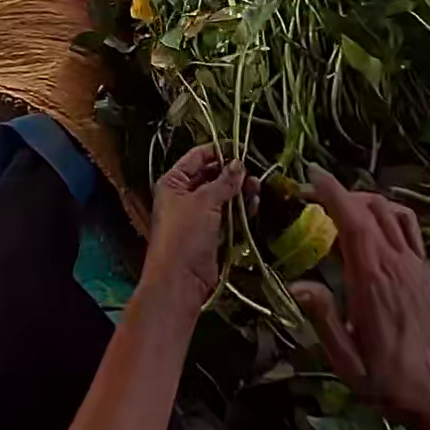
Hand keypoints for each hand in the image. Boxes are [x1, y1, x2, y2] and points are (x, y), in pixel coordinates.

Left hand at [143, 145, 248, 310]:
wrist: (180, 281)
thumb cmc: (185, 234)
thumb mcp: (205, 201)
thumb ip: (224, 181)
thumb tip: (239, 163)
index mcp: (173, 182)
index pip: (197, 157)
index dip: (218, 151)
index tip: (240, 147)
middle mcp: (183, 195)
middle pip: (210, 176)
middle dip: (231, 172)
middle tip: (252, 170)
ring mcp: (197, 215)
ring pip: (221, 196)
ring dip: (238, 190)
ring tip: (256, 185)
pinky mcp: (209, 233)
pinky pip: (226, 214)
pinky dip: (239, 208)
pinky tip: (254, 203)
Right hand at [292, 166, 429, 429]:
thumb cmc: (388, 378)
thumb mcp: (346, 359)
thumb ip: (322, 318)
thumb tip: (296, 285)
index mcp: (372, 280)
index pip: (353, 220)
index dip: (332, 192)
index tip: (312, 175)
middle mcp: (395, 262)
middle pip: (368, 207)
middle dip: (338, 193)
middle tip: (312, 197)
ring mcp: (413, 262)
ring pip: (388, 209)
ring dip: (361, 199)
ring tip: (339, 208)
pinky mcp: (424, 267)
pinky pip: (407, 223)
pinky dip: (387, 210)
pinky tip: (373, 220)